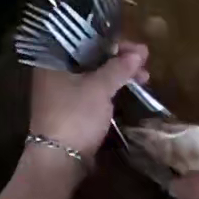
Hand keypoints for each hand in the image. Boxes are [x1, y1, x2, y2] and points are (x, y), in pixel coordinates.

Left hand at [28, 42, 148, 156]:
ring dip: (118, 73)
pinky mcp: (71, 108)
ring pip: (94, 74)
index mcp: (54, 61)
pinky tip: (129, 88)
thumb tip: (139, 53)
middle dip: (119, 58)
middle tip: (144, 61)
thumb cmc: (76, 115)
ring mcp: (62, 92)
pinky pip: (93, 90)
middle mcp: (55, 72)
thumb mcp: (99, 88)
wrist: (59, 159)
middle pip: (91, 56)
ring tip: (144, 77)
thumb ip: (119, 68)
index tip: (137, 47)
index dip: (113, 40)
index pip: (86, 39)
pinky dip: (110, 88)